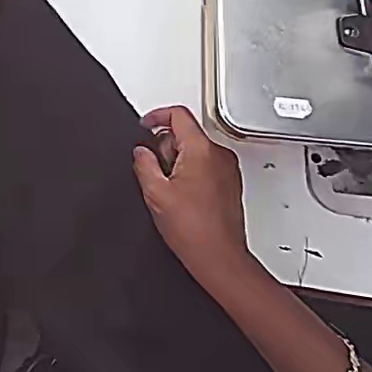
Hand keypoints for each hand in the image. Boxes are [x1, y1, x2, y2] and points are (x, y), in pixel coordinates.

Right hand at [132, 106, 252, 281]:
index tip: (146, 125)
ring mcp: (227, 168)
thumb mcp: (156, 194)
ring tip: (171, 190)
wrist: (219, 258)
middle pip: (186, 132)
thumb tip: (140, 151)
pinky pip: (207, 165)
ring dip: (178, 161)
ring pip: (196, 150)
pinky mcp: (230, 182)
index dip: (157, 116)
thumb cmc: (195, 231)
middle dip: (166, 147)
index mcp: (201, 150)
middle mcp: (219, 154)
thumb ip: (144, 164)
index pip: (178, 114)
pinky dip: (192, 172)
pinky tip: (184, 197)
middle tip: (156, 171)